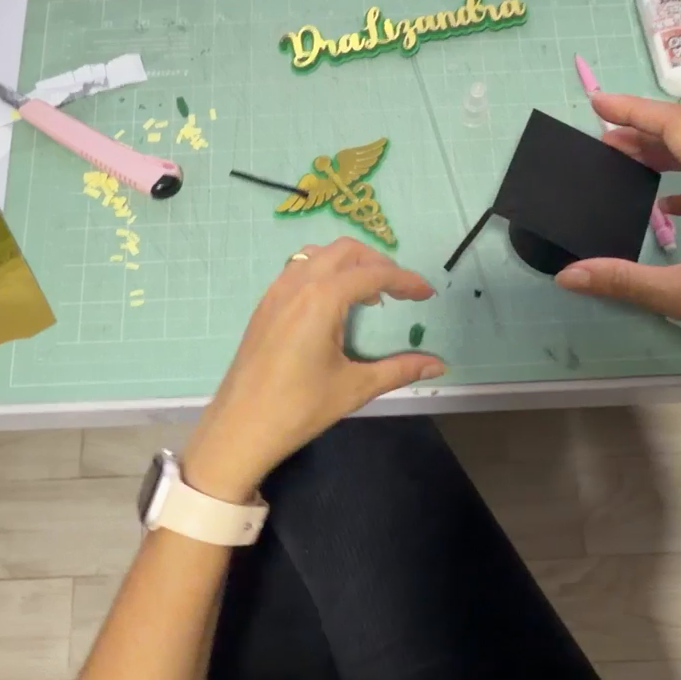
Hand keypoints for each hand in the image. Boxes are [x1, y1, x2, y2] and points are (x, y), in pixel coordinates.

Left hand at [185, 238, 442, 500]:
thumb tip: (439, 365)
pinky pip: (298, 270)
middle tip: (400, 291)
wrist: (241, 428)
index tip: (427, 294)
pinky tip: (333, 306)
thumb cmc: (299, 408)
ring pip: (318, 255)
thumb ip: (400, 369)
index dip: (406, 281)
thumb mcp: (355, 387)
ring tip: (369, 295)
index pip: (373, 274)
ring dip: (349, 264)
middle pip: (346, 251)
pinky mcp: (264, 306)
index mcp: (322, 298)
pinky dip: (324, 274)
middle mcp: (297, 284)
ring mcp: (276, 292)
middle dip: (378, 263)